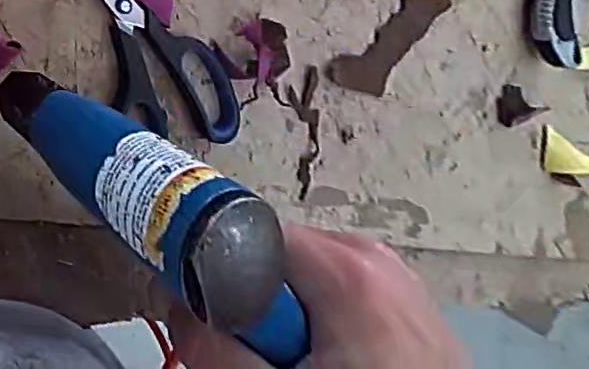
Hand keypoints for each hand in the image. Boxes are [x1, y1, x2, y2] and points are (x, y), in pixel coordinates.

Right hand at [167, 225, 467, 368]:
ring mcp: (399, 279)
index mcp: (347, 267)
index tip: (222, 318)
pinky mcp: (413, 303)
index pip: (252, 233)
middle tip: (276, 362)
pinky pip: (345, 295)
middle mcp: (375, 256)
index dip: (225, 274)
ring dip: (295, 319)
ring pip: (310, 278)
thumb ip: (217, 348)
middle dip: (264, 306)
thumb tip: (176, 306)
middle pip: (280, 256)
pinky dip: (330, 326)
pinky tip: (340, 367)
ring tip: (310, 368)